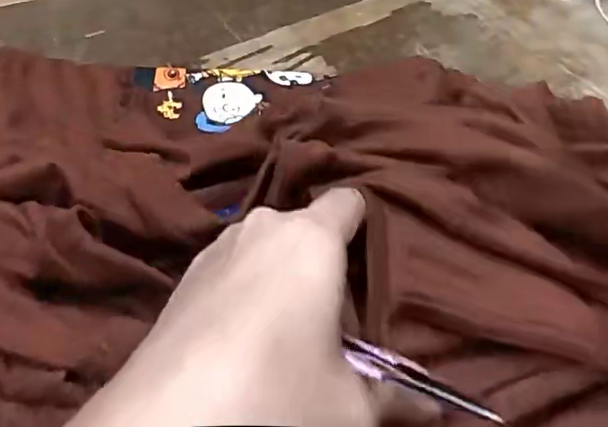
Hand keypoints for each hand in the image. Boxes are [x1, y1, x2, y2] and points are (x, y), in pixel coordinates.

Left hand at [69, 188, 389, 426]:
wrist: (170, 414)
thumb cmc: (277, 394)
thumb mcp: (350, 407)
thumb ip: (396, 398)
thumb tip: (437, 410)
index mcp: (310, 238)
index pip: (348, 201)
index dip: (366, 225)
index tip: (377, 262)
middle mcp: (264, 225)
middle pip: (308, 228)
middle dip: (326, 264)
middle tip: (340, 322)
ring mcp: (221, 243)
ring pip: (269, 246)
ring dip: (285, 275)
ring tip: (292, 332)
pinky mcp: (190, 269)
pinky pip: (236, 264)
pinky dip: (249, 285)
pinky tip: (247, 335)